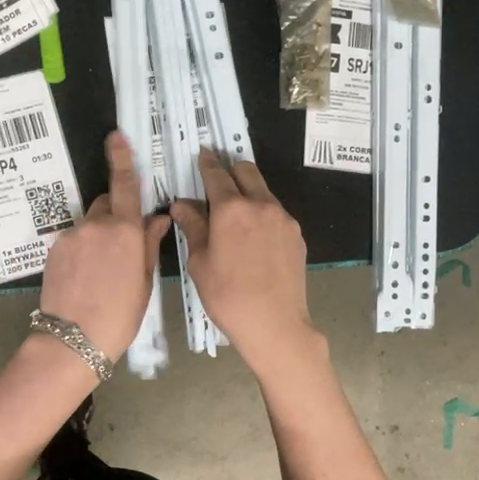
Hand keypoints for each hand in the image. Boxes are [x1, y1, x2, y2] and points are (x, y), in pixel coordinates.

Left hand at [37, 132, 171, 360]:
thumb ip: (149, 246)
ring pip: (88, 224)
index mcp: (126, 231)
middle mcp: (97, 225)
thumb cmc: (119, 316)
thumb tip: (156, 220)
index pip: (125, 185)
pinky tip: (83, 277)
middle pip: (106, 205)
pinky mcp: (54, 249)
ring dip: (97, 236)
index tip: (116, 136)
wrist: (73, 339)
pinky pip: (73, 240)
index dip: (122, 158)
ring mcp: (72, 235)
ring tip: (100, 272)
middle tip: (122, 248)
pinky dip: (81, 250)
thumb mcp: (144, 283)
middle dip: (115, 216)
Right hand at [169, 151, 318, 373]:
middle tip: (217, 179)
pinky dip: (261, 214)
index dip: (206, 163)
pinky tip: (253, 237)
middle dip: (230, 170)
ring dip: (248, 192)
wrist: (275, 325)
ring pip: (263, 191)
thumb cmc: (228, 296)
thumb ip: (193, 227)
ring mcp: (283, 219)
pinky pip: (276, 213)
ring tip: (234, 212)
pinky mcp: (296, 235)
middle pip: (246, 171)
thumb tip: (181, 205)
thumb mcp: (199, 263)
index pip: (216, 175)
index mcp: (231, 209)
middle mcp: (261, 205)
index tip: (202, 155)